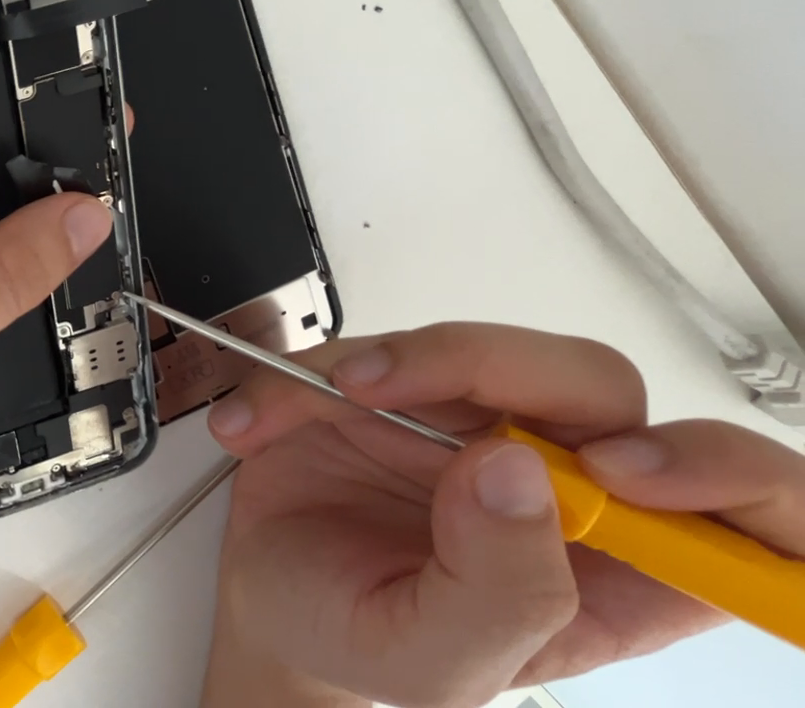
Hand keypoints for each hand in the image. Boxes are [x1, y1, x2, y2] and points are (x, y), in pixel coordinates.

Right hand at [199, 323, 804, 707]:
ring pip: (464, 347)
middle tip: (376, 390)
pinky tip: (250, 426)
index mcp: (621, 563)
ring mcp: (470, 422)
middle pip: (586, 383)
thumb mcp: (434, 657)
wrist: (268, 602)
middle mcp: (558, 477)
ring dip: (358, 365)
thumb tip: (518, 471)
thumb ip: (501, 591)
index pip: (757, 507)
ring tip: (275, 418)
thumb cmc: (362, 641)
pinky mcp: (390, 388)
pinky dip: (288, 379)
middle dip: (480, 366)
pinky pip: (354, 350)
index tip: (621, 472)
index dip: (725, 471)